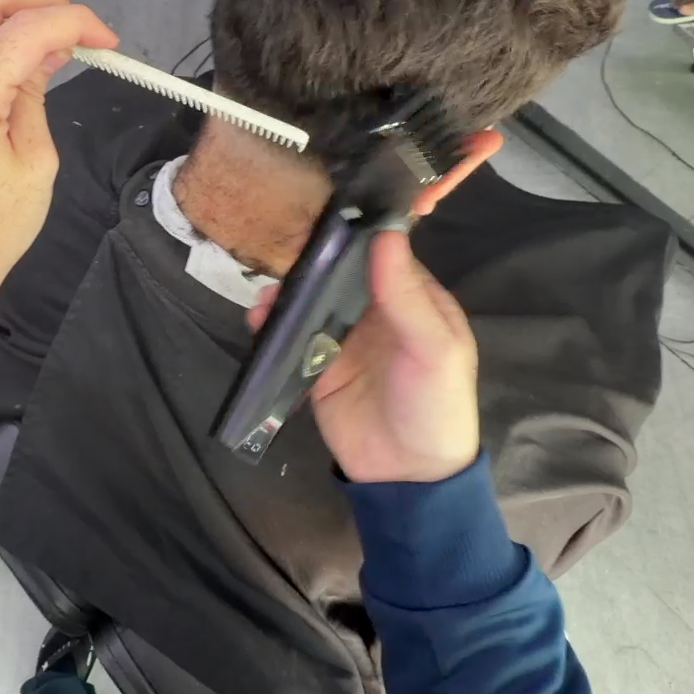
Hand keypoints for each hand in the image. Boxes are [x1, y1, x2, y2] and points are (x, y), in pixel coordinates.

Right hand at [247, 232, 478, 482]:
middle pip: (341, 279)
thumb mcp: (433, 349)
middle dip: (312, 266)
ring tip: (267, 296)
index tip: (324, 218)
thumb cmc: (434, 406)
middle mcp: (379, 316)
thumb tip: (384, 234)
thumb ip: (406, 294)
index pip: (384, 257)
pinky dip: (274, 328)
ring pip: (313, 307)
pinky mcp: (318, 370)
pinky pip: (293, 341)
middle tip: (284, 253)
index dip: (357, 238)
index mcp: (416, 303)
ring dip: (289, 296)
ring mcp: (345, 343)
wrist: (406, 475)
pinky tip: (259, 319)